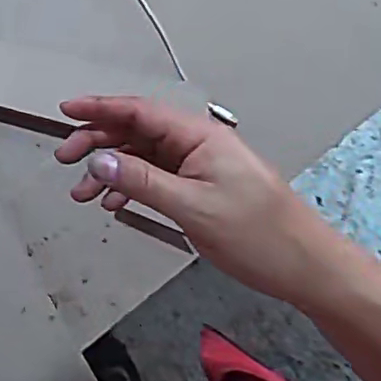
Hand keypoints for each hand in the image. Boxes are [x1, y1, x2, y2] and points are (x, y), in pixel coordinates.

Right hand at [54, 96, 363, 310]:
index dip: (98, 107)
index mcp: (198, 135)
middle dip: (95, 142)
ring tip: (82, 190)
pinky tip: (112, 202)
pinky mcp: (197, 184)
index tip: (66, 110)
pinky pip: (150, 175)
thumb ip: (140, 180)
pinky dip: (126, 186)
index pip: (137, 110)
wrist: (314, 273)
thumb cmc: (265, 237)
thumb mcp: (193, 207)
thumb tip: (98, 160)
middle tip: (66, 157)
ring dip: (107, 170)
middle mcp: (195, 143)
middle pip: (132, 130)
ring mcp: (196, 164)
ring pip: (137, 155)